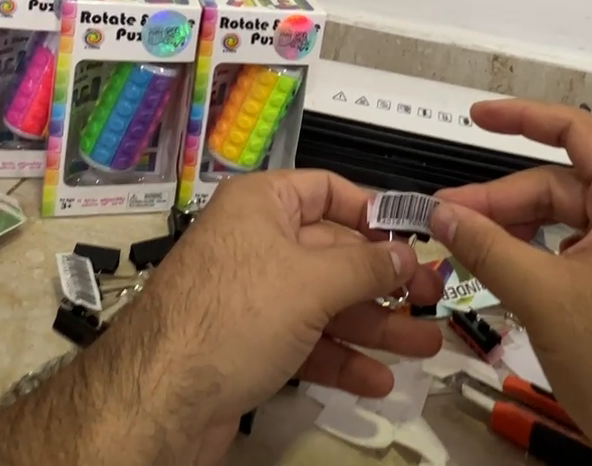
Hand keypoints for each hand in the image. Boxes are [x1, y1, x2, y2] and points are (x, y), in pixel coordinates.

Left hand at [113, 169, 443, 431]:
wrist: (158, 402)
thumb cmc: (234, 316)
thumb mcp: (310, 283)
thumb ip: (366, 267)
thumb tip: (407, 255)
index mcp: (262, 204)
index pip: (326, 190)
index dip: (371, 212)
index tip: (412, 236)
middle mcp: (258, 242)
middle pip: (334, 253)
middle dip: (384, 280)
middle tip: (433, 299)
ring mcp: (254, 296)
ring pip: (326, 302)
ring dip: (374, 324)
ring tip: (424, 344)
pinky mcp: (252, 344)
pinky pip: (308, 341)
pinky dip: (342, 357)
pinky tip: (378, 379)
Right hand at [429, 101, 591, 465]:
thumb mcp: (543, 295)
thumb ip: (486, 245)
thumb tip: (438, 211)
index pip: (574, 131)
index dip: (520, 117)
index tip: (476, 116)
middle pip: (560, 183)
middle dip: (502, 199)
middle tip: (448, 216)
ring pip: (564, 219)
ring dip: (515, 228)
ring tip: (469, 246)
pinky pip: (575, 249)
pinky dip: (537, 255)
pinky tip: (507, 271)